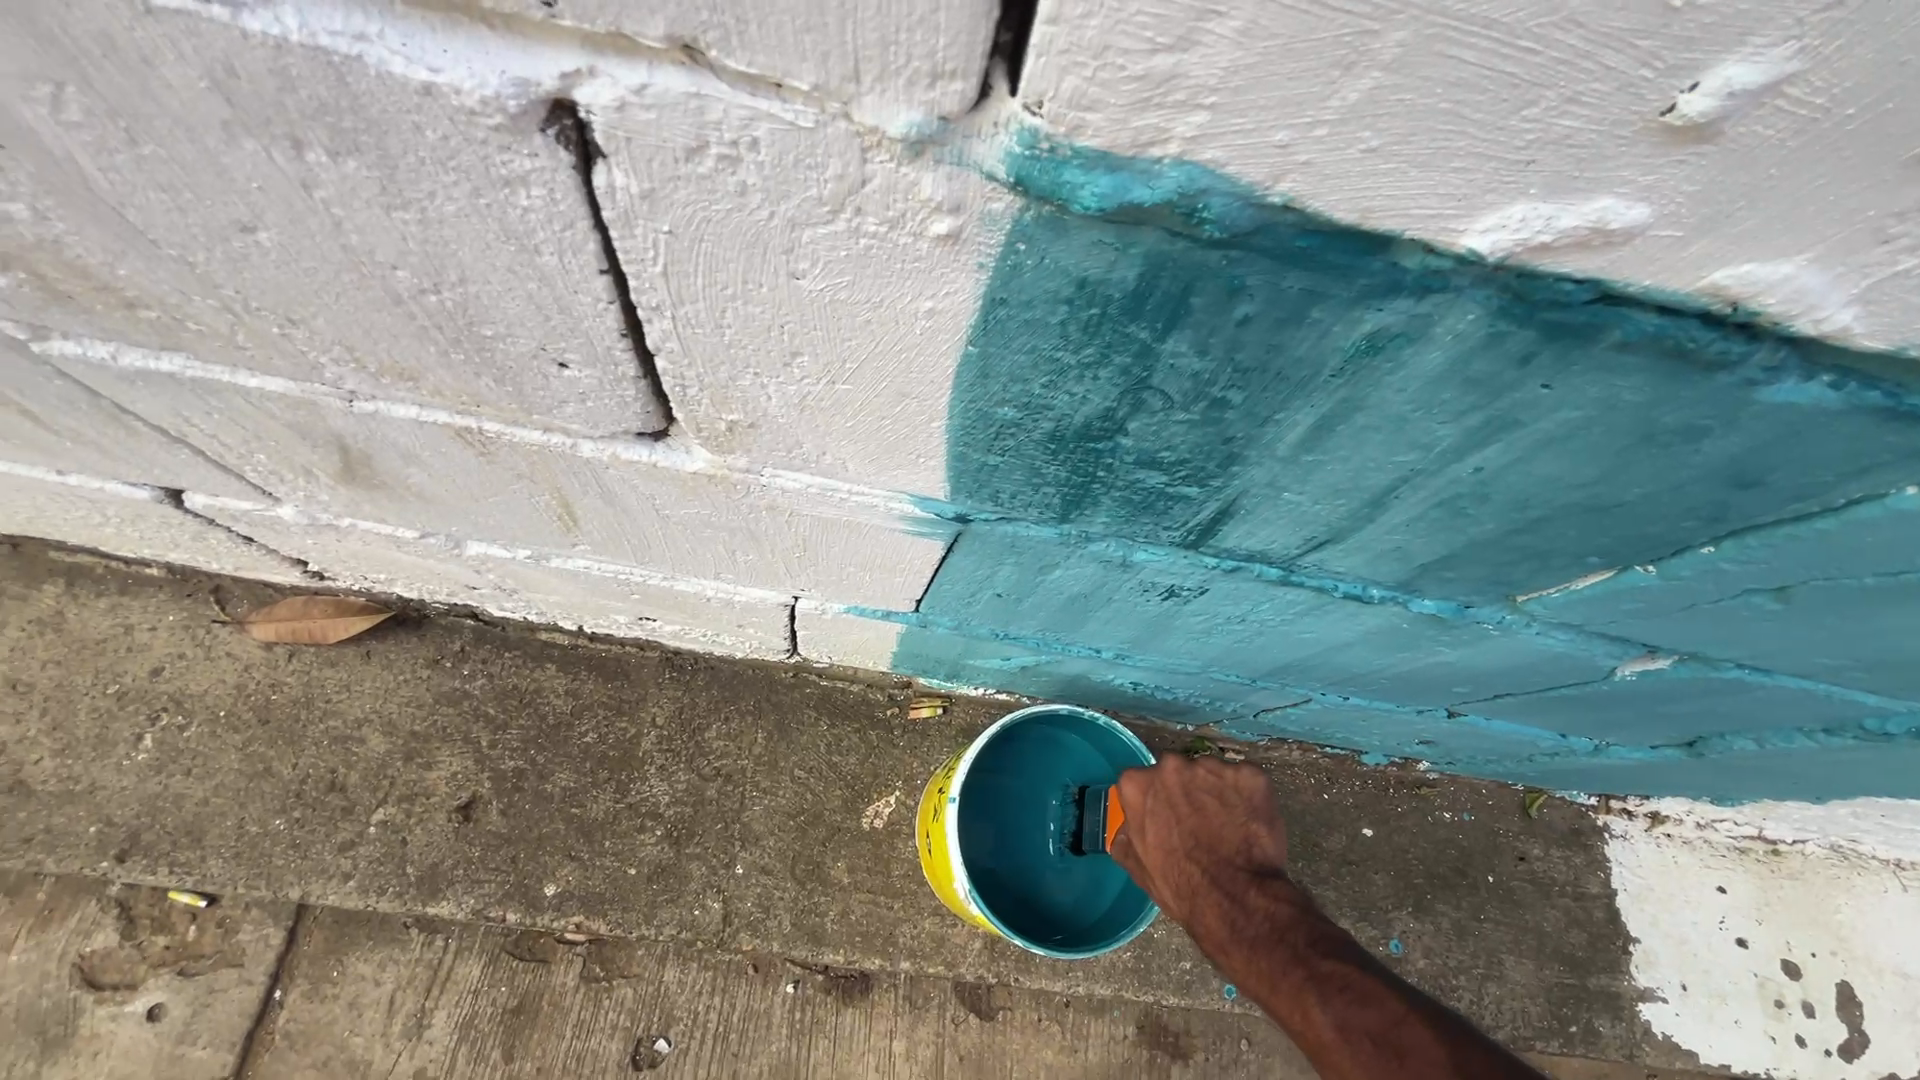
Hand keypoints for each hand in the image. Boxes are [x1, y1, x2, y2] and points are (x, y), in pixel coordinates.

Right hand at [1109, 754, 1289, 926]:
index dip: (1154, 801)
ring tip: (1229, 828)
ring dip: (1217, 793)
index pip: (1139, 782)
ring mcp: (1213, 767)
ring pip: (1212, 774)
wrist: (1237, 898)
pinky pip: (1246, 781)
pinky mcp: (1250, 775)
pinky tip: (1251, 824)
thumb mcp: (1139, 867)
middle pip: (1176, 771)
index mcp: (1138, 784)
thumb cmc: (1181, 886)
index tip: (1165, 819)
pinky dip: (1248, 798)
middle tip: (1199, 823)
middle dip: (1185, 791)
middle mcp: (1172, 765)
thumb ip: (1127, 838)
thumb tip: (1125, 832)